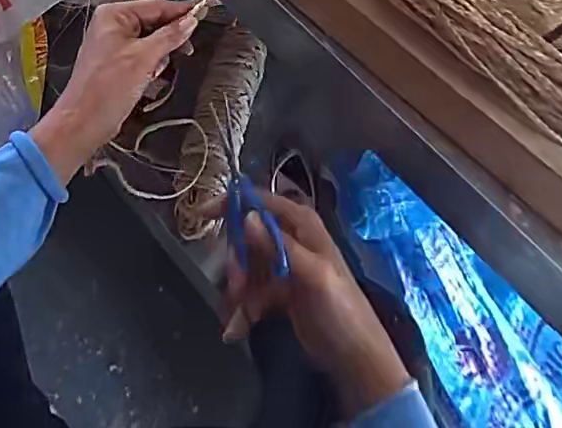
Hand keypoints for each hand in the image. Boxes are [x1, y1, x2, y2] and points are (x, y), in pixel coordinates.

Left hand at [29, 0, 197, 183]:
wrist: (82, 125)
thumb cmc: (106, 89)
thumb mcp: (143, 58)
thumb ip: (170, 36)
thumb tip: (192, 19)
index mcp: (113, 14)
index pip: (156, 5)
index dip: (181, 11)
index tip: (205, 12)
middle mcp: (112, 24)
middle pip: (154, 22)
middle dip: (169, 38)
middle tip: (188, 48)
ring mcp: (114, 44)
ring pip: (151, 40)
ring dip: (160, 55)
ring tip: (157, 71)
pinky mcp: (117, 63)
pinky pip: (143, 56)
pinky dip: (152, 65)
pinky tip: (151, 78)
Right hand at [218, 190, 410, 416]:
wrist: (357, 360)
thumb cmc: (341, 310)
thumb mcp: (312, 274)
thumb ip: (278, 246)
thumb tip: (247, 218)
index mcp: (301, 223)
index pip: (260, 201)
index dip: (232, 204)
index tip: (205, 214)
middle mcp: (291, 237)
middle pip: (248, 236)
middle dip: (236, 261)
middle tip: (234, 287)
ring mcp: (285, 264)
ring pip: (247, 265)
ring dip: (237, 289)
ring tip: (237, 314)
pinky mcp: (280, 291)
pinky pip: (252, 291)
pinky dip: (243, 308)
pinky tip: (238, 328)